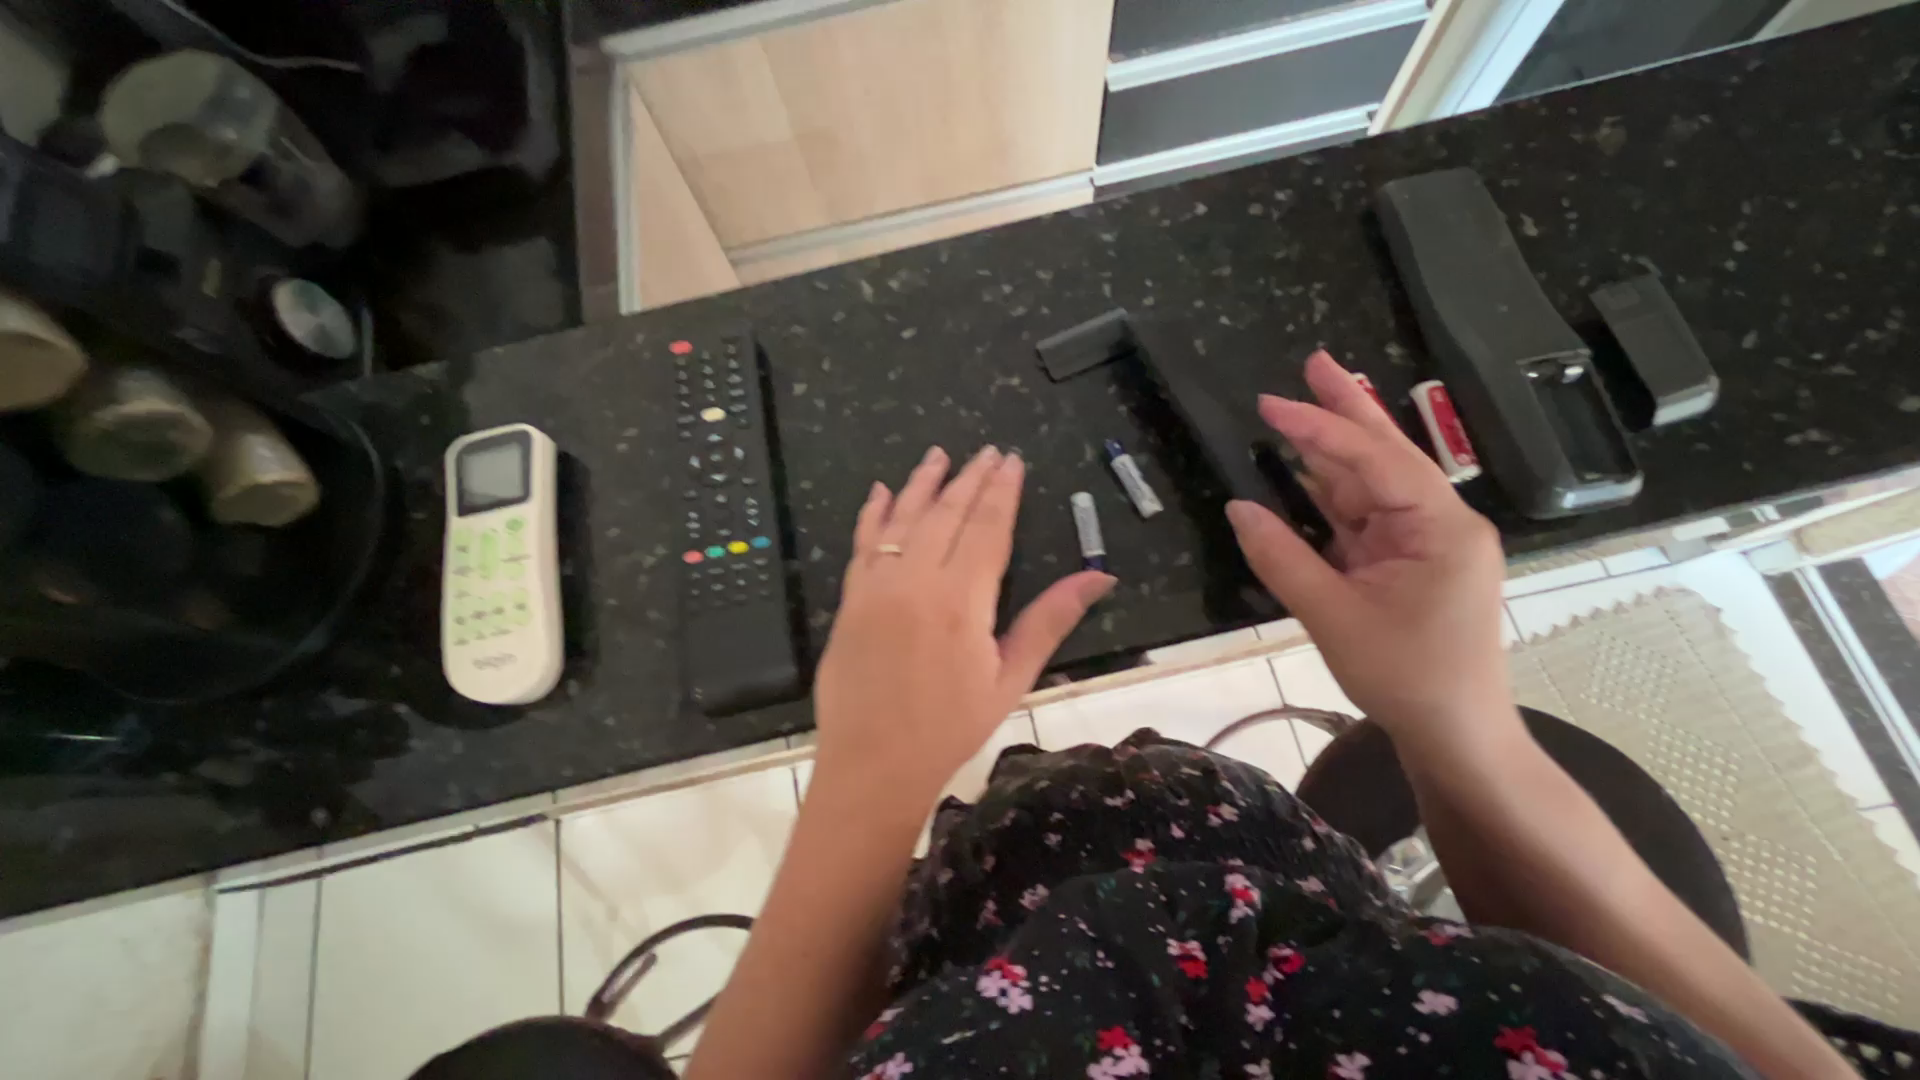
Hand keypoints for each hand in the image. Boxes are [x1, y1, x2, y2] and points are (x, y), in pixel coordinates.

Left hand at [813, 446, 1115, 799]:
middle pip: (947, 514)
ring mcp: (877, 587)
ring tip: (940, 454)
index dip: (1002, 491)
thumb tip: (1098, 578)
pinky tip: (879, 492)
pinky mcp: (850, 600)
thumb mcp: (1011, 679)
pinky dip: (872, 515)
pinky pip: (862, 544)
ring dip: (922, 483)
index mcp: (962, 600)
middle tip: (986, 450)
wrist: (874, 765)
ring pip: (902, 519)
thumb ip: (1049, 620)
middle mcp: (917, 581)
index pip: (988, 527)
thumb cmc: (951, 729)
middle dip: (970, 478)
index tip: (1012, 460)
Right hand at [1226, 350, 1513, 744]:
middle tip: (1315, 362)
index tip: (1269, 404)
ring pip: (1374, 482)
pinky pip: (1366, 516)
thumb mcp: (1332, 617)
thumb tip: (1239, 509)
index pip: (1373, 461)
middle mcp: (1439, 522)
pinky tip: (1311, 469)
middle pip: (1386, 454)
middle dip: (1347, 409)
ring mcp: (1425, 542)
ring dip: (1337, 446)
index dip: (1319, 428)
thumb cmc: (1404, 676)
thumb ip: (1283, 557)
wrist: (1454, 733)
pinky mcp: (1408, 562)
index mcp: (1439, 527)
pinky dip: (1334, 493)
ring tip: (1304, 402)